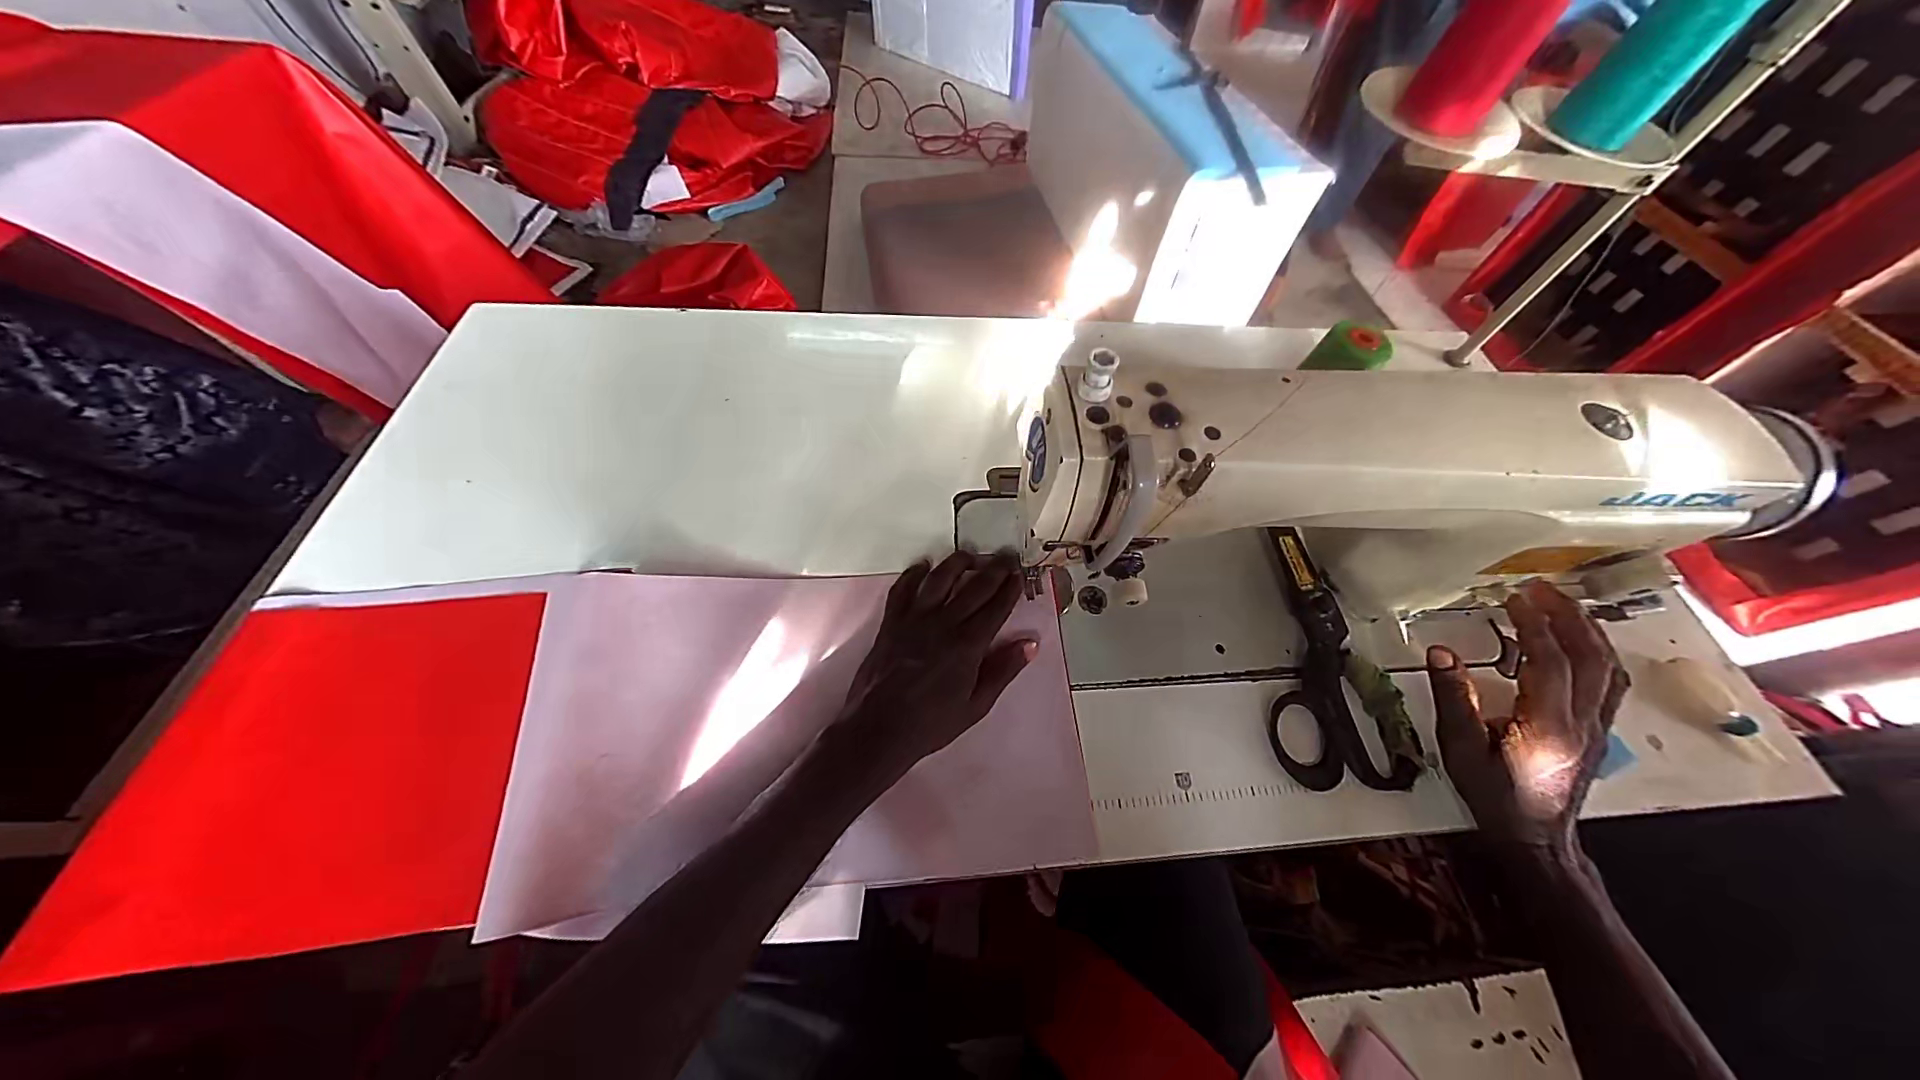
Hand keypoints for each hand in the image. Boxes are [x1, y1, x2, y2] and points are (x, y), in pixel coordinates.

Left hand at [830, 552, 1037, 787]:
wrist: (878, 728)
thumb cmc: (930, 723)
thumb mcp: (976, 705)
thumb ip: (1003, 670)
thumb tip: (1029, 644)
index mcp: (968, 645)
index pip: (996, 607)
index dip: (1010, 588)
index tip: (1019, 575)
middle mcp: (942, 624)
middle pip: (973, 587)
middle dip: (993, 569)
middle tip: (1005, 557)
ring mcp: (914, 620)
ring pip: (939, 579)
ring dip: (956, 563)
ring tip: (968, 556)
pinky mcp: (891, 623)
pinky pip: (903, 589)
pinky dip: (913, 574)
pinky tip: (922, 567)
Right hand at [1426, 581, 1629, 854]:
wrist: (1534, 834)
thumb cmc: (1493, 794)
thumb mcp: (1459, 748)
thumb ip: (1452, 698)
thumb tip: (1440, 652)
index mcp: (1548, 726)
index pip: (1550, 663)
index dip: (1534, 626)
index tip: (1514, 599)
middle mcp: (1583, 722)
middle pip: (1591, 658)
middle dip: (1567, 617)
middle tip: (1540, 589)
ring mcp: (1597, 726)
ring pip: (1608, 668)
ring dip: (1586, 630)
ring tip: (1561, 605)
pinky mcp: (1597, 728)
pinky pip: (1609, 680)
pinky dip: (1596, 651)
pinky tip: (1578, 640)